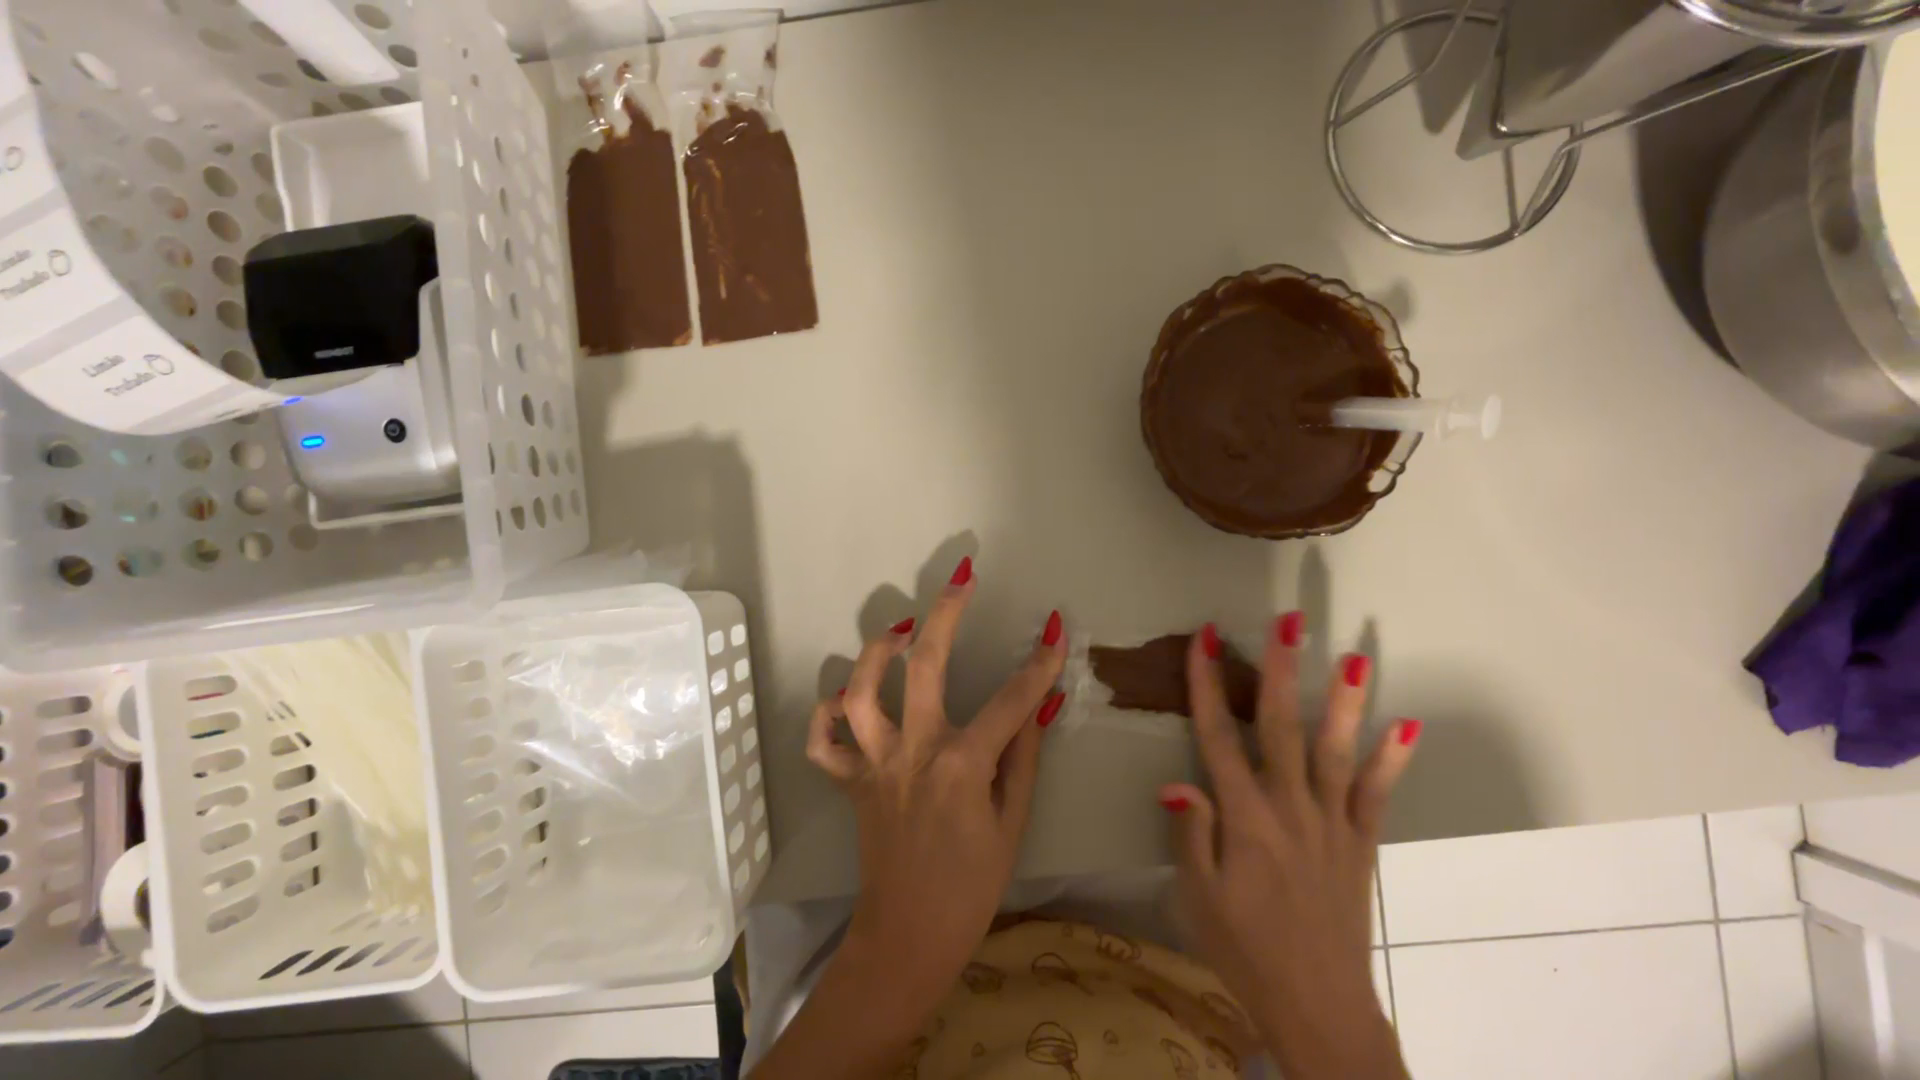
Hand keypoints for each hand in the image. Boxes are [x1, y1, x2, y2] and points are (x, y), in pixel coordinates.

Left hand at [806, 557, 1068, 1002]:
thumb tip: (1043, 702)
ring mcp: (874, 764)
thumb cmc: (971, 886)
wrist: (908, 936)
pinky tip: (845, 697)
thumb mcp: (1012, 822)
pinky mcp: (850, 782)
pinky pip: (823, 742)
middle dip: (945, 613)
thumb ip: (1024, 755)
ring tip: (898, 630)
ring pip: (860, 691)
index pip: (1009, 699)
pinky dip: (826, 714)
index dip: (1037, 662)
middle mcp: (912, 751)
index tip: (1054, 626)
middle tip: (962, 577)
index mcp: (961, 764)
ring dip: (875, 652)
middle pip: (922, 665)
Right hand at [1162, 616, 1416, 1079]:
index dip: (1209, 686)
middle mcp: (1291, 808)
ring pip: (1336, 750)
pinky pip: (1378, 794)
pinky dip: (1394, 759)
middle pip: (1283, 726)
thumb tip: (1174, 782)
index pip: (1219, 738)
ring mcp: (1333, 823)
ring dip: (1344, 700)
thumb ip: (1191, 837)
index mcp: (1244, 819)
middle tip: (1289, 619)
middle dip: (1282, 669)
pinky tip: (1407, 724)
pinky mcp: (1361, 843)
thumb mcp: (1198, 899)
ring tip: (1355, 655)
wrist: (1318, 1004)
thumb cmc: (1245, 951)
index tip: (1206, 639)